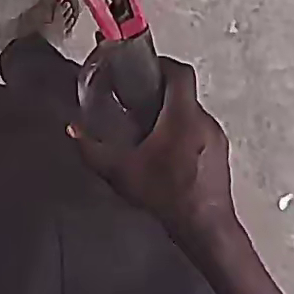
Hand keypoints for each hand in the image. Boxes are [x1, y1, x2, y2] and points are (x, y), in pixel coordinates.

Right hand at [70, 52, 239, 248]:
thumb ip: (92, 149)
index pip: (180, 72)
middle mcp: (203, 120)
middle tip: (138, 99)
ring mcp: (216, 136)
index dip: (162, 64)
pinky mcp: (220, 152)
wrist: (205, 229)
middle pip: (184, 91)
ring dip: (172, 113)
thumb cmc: (166, 197)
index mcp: (182, 116)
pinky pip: (200, 129)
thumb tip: (73, 129)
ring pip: (192, 112)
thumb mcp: (121, 172)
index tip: (145, 68)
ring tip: (149, 127)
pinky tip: (166, 151)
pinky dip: (183, 130)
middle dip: (161, 91)